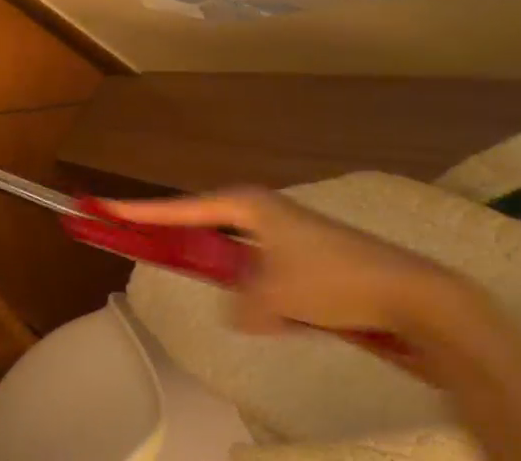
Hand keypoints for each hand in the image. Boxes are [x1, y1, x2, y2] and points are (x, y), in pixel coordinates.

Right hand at [101, 188, 459, 338]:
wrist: (421, 298)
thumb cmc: (335, 280)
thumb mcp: (274, 298)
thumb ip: (239, 306)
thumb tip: (238, 315)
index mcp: (244, 204)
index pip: (175, 209)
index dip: (136, 212)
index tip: (99, 208)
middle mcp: (260, 209)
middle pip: (206, 230)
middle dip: (198, 254)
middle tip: (173, 261)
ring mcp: (287, 231)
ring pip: (241, 258)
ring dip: (244, 284)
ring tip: (272, 310)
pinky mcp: (310, 255)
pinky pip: (269, 272)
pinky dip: (271, 294)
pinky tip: (294, 315)